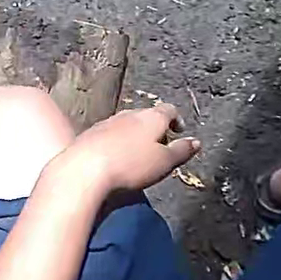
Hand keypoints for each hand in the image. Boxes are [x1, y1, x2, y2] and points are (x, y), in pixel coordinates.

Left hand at [45, 104, 200, 196]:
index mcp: (151, 117)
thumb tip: (196, 142)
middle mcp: (128, 114)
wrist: (85, 169)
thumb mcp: (164, 162)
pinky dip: (117, 143)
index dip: (176, 119)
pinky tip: (115, 159)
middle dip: (154, 128)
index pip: (169, 110)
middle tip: (160, 146)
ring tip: (138, 155)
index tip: (179, 131)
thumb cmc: (130, 165)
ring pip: (126, 124)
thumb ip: (182, 151)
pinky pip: (109, 135)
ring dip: (134, 136)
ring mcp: (107, 122)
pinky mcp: (90, 135)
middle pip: (146, 116)